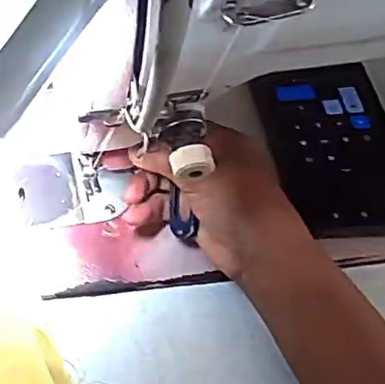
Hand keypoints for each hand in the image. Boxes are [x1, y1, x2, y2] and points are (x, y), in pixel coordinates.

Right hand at [115, 124, 314, 278]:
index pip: (179, 133)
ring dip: (144, 195)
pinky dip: (151, 211)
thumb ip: (168, 158)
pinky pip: (166, 208)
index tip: (128, 147)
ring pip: (163, 186)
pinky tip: (140, 217)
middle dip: (143, 171)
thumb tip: (144, 151)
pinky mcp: (196, 215)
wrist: (258, 250)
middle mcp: (213, 165)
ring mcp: (205, 191)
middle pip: (167, 161)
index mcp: (222, 145)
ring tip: (133, 204)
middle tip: (125, 177)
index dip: (152, 140)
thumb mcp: (201, 171)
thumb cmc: (246, 204)